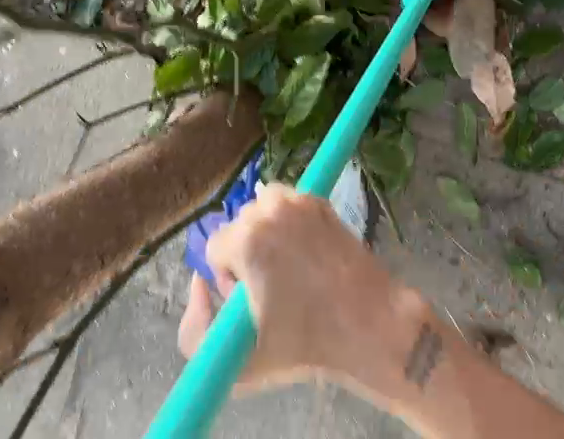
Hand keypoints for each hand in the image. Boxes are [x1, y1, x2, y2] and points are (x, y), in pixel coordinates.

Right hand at [177, 185, 419, 390]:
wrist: (369, 324)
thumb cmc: (305, 344)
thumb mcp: (238, 362)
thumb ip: (194, 331)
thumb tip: (197, 283)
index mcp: (246, 240)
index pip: (214, 248)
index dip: (227, 277)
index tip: (250, 299)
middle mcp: (269, 209)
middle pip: (239, 227)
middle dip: (246, 255)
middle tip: (271, 288)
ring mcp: (299, 201)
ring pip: (262, 210)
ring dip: (266, 234)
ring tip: (287, 268)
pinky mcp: (322, 201)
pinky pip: (289, 203)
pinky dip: (289, 221)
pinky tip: (304, 251)